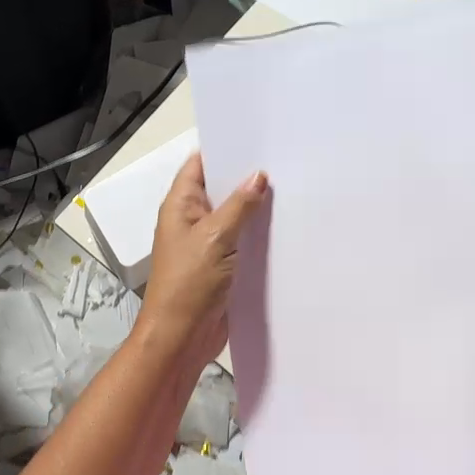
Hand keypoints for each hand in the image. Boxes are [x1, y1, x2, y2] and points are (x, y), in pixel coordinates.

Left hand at [136, 153, 268, 365]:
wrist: (181, 339)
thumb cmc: (189, 283)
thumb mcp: (215, 238)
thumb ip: (238, 206)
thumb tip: (259, 175)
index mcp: (181, 204)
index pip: (200, 164)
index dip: (224, 148)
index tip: (256, 136)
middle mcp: (193, 218)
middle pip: (221, 188)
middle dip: (247, 176)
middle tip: (284, 159)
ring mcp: (208, 242)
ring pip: (235, 215)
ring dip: (256, 206)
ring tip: (293, 185)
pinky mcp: (223, 265)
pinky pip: (242, 240)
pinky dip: (259, 233)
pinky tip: (286, 225)